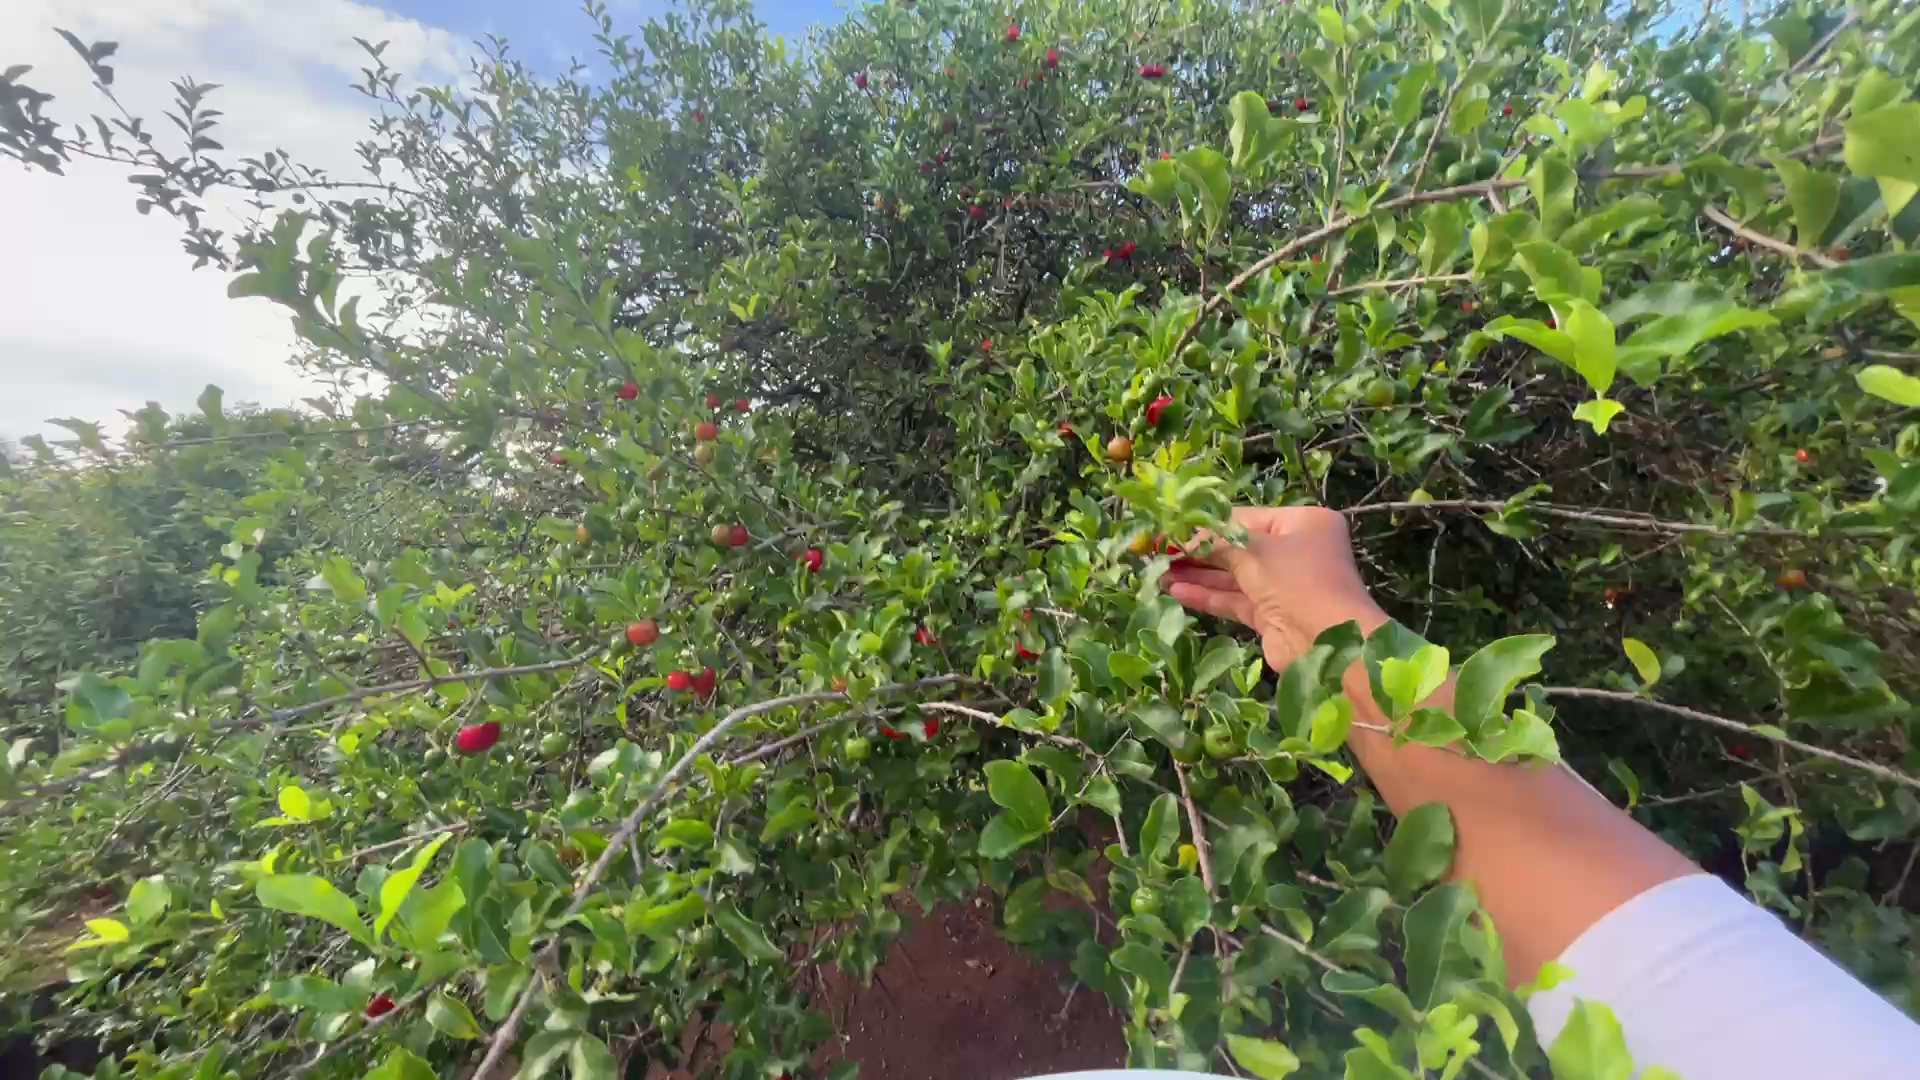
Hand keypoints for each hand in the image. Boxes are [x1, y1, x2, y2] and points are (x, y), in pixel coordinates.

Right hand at [1164, 505, 1387, 669]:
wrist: (1326, 640)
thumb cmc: (1295, 579)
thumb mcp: (1253, 551)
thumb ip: (1216, 542)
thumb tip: (1183, 540)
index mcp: (1301, 524)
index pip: (1245, 519)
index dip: (1207, 526)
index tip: (1173, 531)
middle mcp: (1294, 551)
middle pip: (1237, 548)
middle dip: (1199, 552)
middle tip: (1162, 553)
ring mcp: (1283, 585)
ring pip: (1232, 576)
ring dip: (1197, 575)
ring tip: (1160, 575)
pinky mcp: (1271, 613)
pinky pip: (1233, 599)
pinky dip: (1207, 595)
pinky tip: (1176, 592)